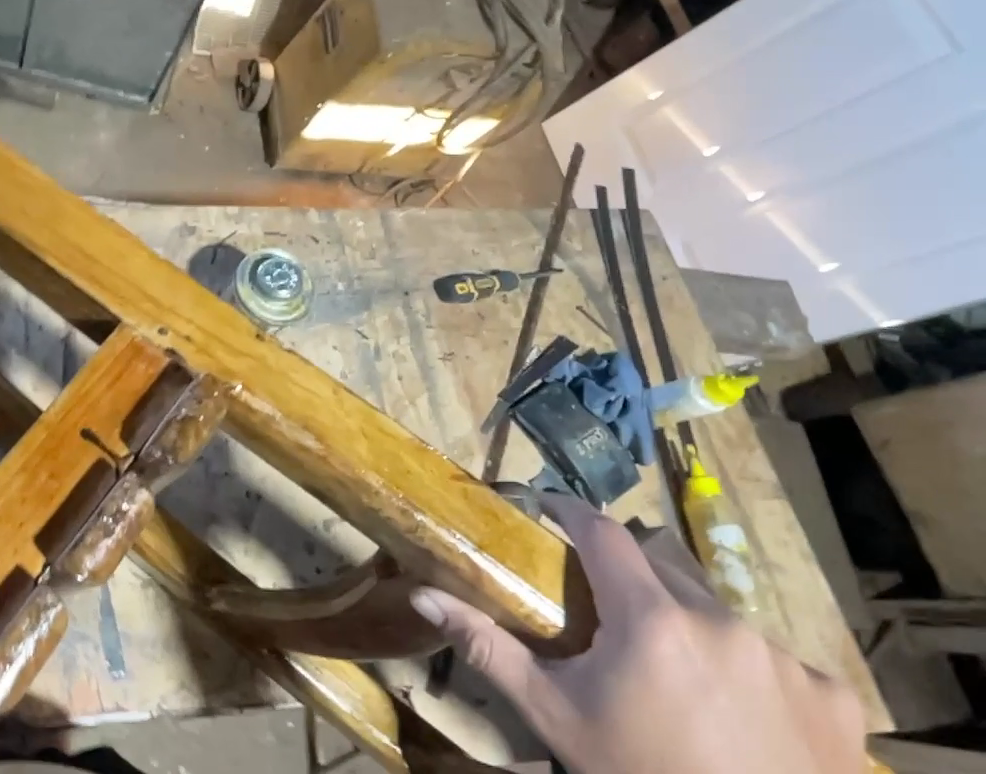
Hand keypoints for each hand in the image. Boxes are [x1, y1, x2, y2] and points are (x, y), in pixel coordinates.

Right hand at [409, 494, 864, 773]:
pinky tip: (738, 711)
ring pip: (717, 611)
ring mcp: (784, 655)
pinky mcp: (834, 694)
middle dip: (625, 576)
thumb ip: (489, 647)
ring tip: (670, 672)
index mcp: (650, 618)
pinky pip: (776, 656)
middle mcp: (721, 620)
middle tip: (600, 612)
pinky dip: (746, 667)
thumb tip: (422, 596)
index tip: (548, 509)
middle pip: (660, 567)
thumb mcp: (554, 714)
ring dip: (686, 623)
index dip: (571, 512)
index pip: (603, 532)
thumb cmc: (639, 772)